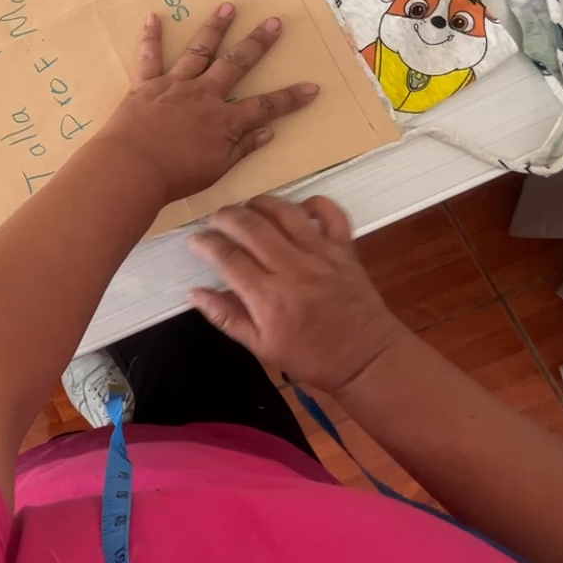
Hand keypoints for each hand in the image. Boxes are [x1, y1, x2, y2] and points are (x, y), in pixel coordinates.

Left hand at [94, 5, 318, 203]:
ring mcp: (174, 86)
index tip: (313, 87)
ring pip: (199, 51)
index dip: (290, 98)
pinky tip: (152, 17)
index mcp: (224, 120)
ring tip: (227, 7)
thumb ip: (242, 148)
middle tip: (274, 22)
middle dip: (257, 43)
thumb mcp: (216, 169)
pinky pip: (149, 57)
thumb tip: (268, 133)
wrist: (132, 167)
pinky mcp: (146, 85)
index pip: (265, 107)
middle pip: (236, 64)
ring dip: (214, 28)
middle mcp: (203, 95)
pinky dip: (151, 37)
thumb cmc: (175, 176)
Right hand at [185, 194, 410, 392]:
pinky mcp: (345, 250)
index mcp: (269, 298)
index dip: (204, 243)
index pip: (227, 257)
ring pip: (284, 212)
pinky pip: (331, 213)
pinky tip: (296, 208)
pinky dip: (313, 202)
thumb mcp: (260, 347)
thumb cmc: (310, 357)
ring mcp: (321, 255)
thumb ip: (225, 317)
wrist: (369, 360)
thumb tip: (193, 292)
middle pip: (250, 226)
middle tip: (214, 220)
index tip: (194, 241)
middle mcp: (293, 269)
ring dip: (259, 203)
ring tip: (246, 208)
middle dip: (225, 216)